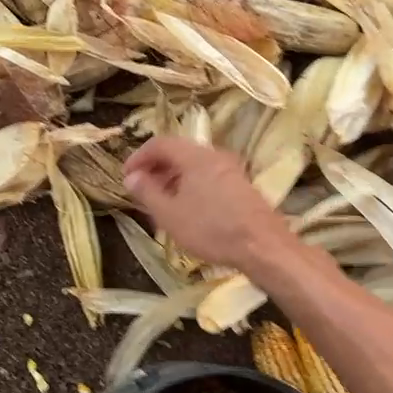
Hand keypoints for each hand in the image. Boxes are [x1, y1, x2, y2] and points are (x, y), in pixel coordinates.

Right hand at [122, 137, 292, 268]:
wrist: (265, 248)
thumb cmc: (212, 229)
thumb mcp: (169, 214)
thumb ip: (146, 192)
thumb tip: (131, 177)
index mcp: (194, 156)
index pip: (159, 143)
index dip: (138, 157)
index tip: (127, 176)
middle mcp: (214, 156)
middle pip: (177, 152)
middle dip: (155, 168)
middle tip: (142, 189)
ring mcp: (231, 170)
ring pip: (193, 166)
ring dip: (172, 178)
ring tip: (162, 202)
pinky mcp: (242, 186)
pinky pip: (208, 176)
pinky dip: (191, 185)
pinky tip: (188, 209)